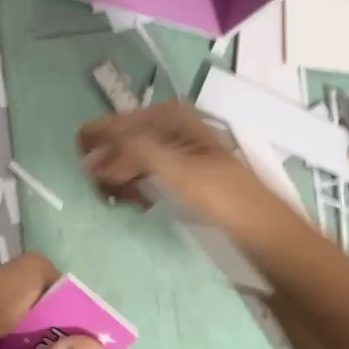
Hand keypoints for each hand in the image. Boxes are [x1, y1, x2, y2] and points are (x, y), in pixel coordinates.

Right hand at [79, 100, 316, 258]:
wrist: (263, 232)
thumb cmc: (221, 196)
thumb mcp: (174, 168)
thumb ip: (131, 152)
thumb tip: (91, 157)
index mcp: (170, 116)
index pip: (116, 122)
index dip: (98, 144)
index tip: (86, 168)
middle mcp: (170, 128)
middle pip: (120, 139)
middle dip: (108, 164)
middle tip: (107, 190)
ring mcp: (174, 152)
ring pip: (128, 159)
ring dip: (119, 179)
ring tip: (123, 200)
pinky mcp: (178, 176)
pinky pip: (141, 175)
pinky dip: (133, 187)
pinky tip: (136, 203)